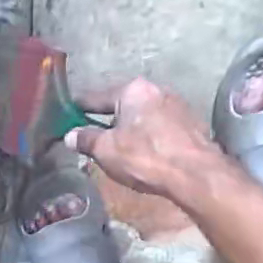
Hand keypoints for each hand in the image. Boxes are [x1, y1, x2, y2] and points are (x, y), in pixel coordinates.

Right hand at [66, 79, 239, 197]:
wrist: (194, 173)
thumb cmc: (145, 157)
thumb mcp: (106, 150)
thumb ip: (86, 140)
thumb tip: (71, 135)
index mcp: (131, 90)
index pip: (96, 97)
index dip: (79, 109)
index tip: (68, 115)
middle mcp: (155, 89)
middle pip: (123, 105)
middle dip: (109, 120)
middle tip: (96, 139)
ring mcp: (176, 105)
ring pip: (144, 116)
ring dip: (131, 130)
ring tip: (122, 150)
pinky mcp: (191, 124)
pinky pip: (161, 128)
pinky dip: (150, 138)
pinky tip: (147, 154)